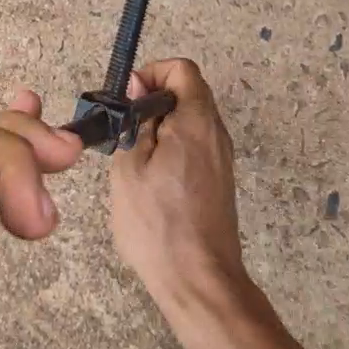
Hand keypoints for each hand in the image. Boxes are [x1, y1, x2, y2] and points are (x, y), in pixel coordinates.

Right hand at [110, 60, 314, 348]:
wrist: (199, 279)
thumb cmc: (159, 224)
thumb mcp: (130, 167)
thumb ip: (135, 120)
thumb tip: (139, 87)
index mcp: (197, 119)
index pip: (182, 69)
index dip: (153, 73)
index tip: (129, 98)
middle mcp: (216, 131)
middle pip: (188, 92)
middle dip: (154, 101)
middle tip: (126, 129)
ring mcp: (222, 156)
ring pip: (191, 120)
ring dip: (162, 126)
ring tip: (135, 158)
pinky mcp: (220, 178)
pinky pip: (196, 143)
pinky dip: (173, 147)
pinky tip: (152, 179)